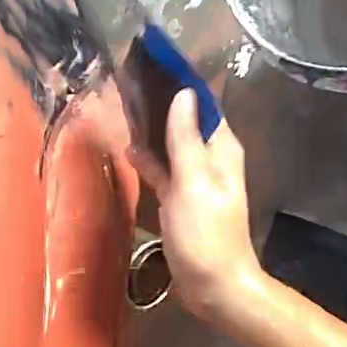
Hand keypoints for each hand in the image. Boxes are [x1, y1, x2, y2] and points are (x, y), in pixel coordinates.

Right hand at [130, 89, 262, 318]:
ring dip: (153, 129)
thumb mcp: (194, 182)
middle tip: (128, 81)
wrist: (215, 286)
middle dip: (162, 103)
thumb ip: (186, 138)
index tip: (153, 60)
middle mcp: (212, 158)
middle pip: (186, 121)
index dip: (181, 81)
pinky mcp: (182, 199)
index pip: (204, 103)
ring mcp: (196, 179)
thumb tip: (184, 93)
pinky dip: (150, 160)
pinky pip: (166, 170)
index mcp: (222, 149)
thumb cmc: (206, 233)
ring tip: (123, 106)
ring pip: (173, 145)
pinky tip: (128, 148)